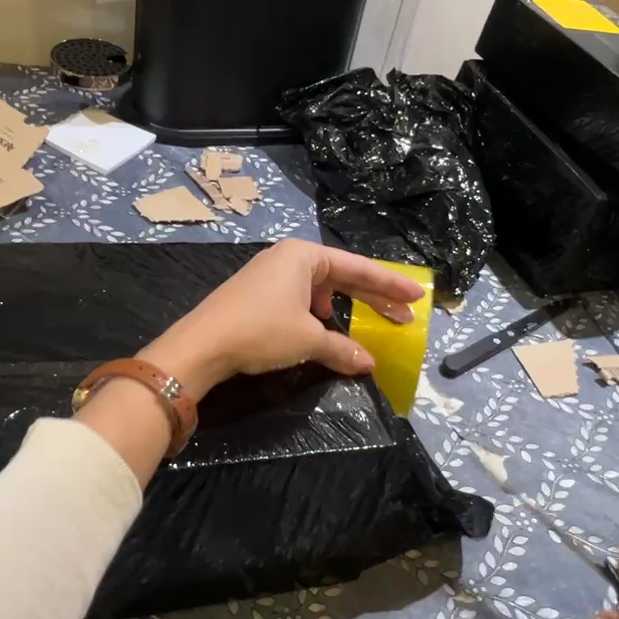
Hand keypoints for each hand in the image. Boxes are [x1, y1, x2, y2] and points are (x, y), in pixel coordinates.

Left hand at [79, 240, 426, 485]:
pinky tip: (325, 329)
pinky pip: (301, 298)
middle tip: (405, 314)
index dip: (390, 284)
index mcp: (304, 255)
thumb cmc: (260, 331)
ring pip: (321, 288)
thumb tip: (368, 363)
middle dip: (374, 296)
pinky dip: (320, 313)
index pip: (358, 268)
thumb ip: (341, 348)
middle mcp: (288, 258)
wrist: (201, 345)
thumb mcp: (307, 340)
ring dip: (347, 306)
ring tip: (369, 322)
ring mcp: (270, 275)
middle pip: (342, 275)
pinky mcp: (257, 294)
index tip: (417, 294)